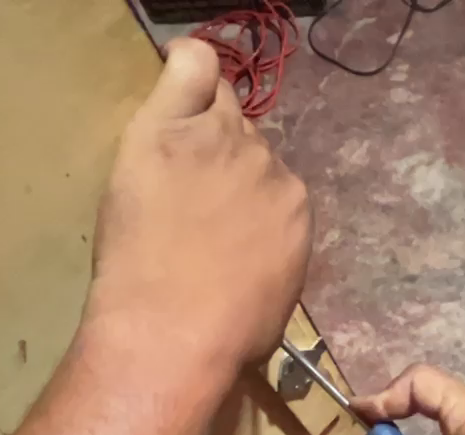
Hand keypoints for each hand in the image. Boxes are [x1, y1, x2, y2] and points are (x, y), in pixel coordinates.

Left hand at [83, 39, 309, 387]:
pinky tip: (171, 93)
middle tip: (189, 200)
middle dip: (221, 161)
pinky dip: (185, 72)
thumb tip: (256, 247)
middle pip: (244, 139)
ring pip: (217, 104)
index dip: (243, 193)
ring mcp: (221, 142)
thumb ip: (271, 253)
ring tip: (169, 167)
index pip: (271, 178)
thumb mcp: (273, 299)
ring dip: (197, 126)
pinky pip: (191, 66)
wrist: (176, 334)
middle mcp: (268, 168)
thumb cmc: (227, 338)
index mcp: (295, 210)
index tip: (221, 216)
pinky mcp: (171, 128)